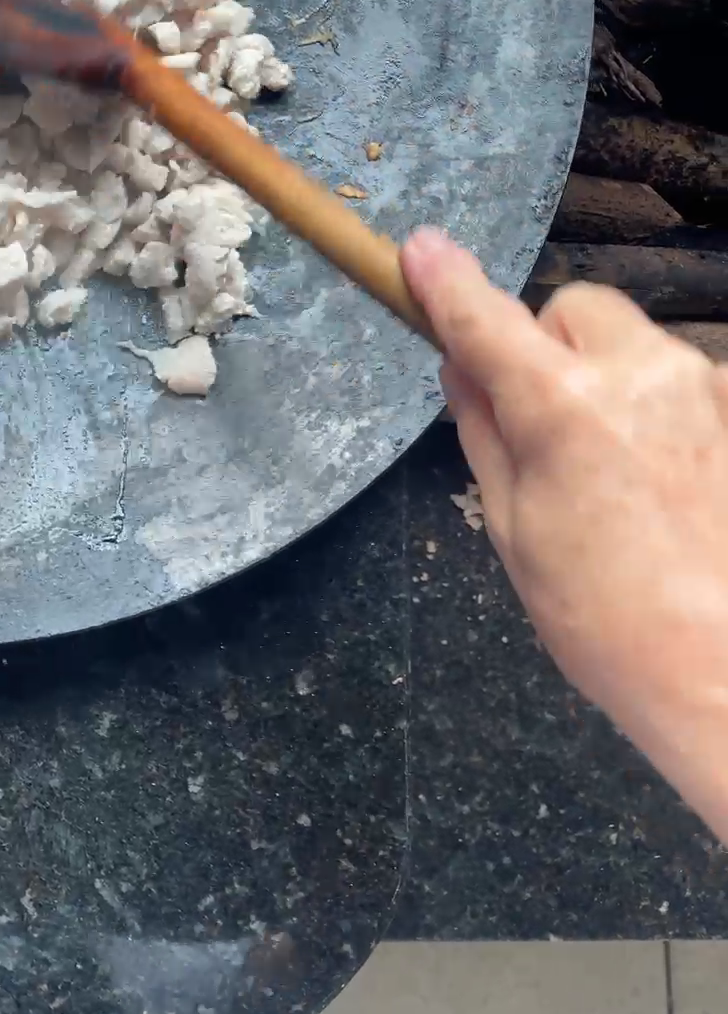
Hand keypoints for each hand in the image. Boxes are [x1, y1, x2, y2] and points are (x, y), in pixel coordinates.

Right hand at [402, 228, 727, 829]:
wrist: (726, 666)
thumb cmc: (589, 605)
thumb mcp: (507, 521)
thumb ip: (484, 433)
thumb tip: (463, 372)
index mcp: (567, 411)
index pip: (487, 327)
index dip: (447, 285)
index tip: (416, 246)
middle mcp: (651, 380)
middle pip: (573, 308)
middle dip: (532, 334)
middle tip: (510, 399)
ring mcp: (712, 393)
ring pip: (627, 341)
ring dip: (585, 369)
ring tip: (578, 457)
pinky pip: (671, 378)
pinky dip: (633, 400)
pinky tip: (635, 472)